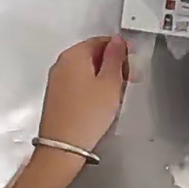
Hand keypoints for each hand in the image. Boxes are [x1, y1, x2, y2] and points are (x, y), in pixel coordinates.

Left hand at [37, 36, 129, 150]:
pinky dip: (91, 88)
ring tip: (116, 93)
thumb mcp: (110, 83)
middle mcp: (61, 64)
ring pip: (85, 70)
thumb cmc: (86, 116)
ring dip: (103, 77)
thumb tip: (117, 42)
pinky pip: (77, 84)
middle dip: (112, 64)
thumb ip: (115, 58)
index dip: (120, 49)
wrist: (63, 146)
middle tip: (128, 79)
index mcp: (73, 55)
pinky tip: (101, 103)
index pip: (100, 41)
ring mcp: (56, 81)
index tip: (132, 60)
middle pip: (91, 54)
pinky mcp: (56, 97)